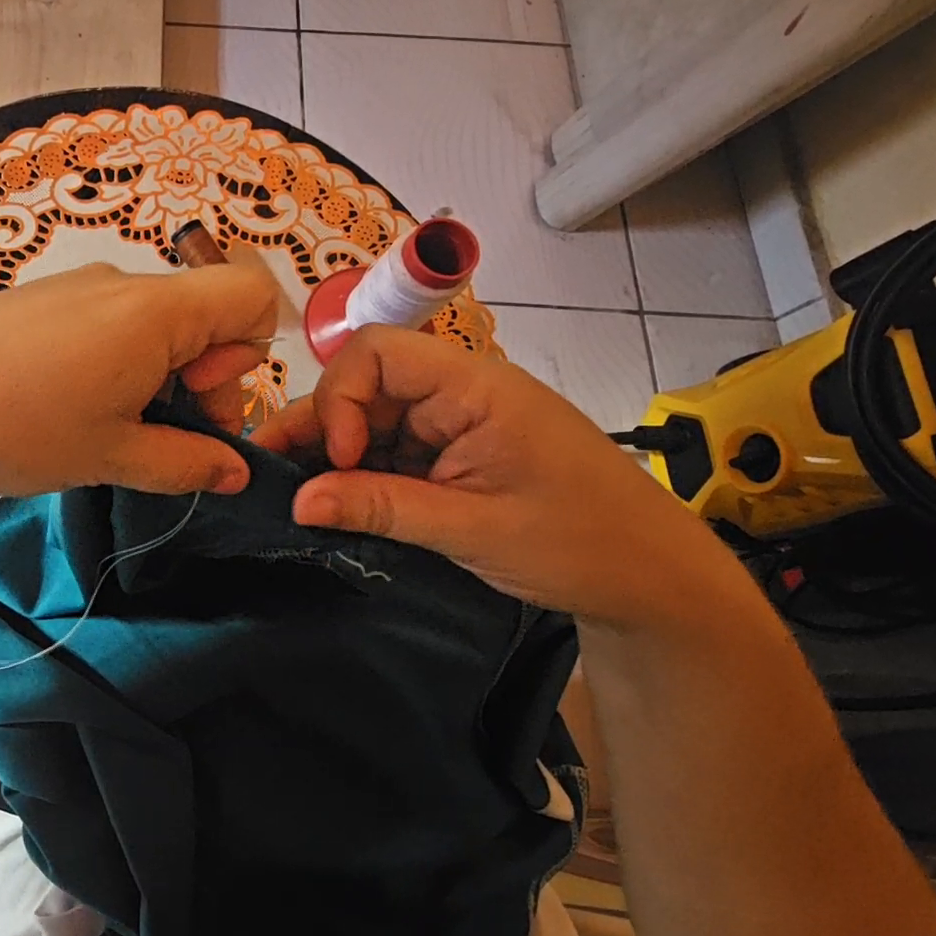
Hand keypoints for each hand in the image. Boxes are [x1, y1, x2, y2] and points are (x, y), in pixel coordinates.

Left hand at [0, 263, 281, 532]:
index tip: (197, 407)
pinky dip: (108, 359)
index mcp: (154, 311)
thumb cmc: (19, 431)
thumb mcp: (113, 456)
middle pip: (200, 315)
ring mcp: (72, 284)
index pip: (252, 298)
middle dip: (199, 378)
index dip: (246, 358)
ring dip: (151, 374)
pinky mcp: (35, 298)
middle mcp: (119, 282)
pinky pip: (101, 320)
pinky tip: (58, 403)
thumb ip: (188, 462)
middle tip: (156, 436)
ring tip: (98, 426)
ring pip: (148, 322)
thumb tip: (236, 472)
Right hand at [251, 325, 759, 628]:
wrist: (653, 581)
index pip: (377, 353)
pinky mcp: (455, 452)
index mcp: (475, 387)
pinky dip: (361, 475)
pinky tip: (338, 503)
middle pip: (364, 385)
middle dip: (321, 428)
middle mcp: (459, 392)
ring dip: (335, 455)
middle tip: (282, 477)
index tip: (341, 459)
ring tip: (299, 495)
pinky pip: (391, 449)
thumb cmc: (579, 545)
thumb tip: (296, 502)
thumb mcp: (470, 529)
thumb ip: (379, 507)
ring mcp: (456, 423)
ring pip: (371, 419)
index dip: (341, 398)